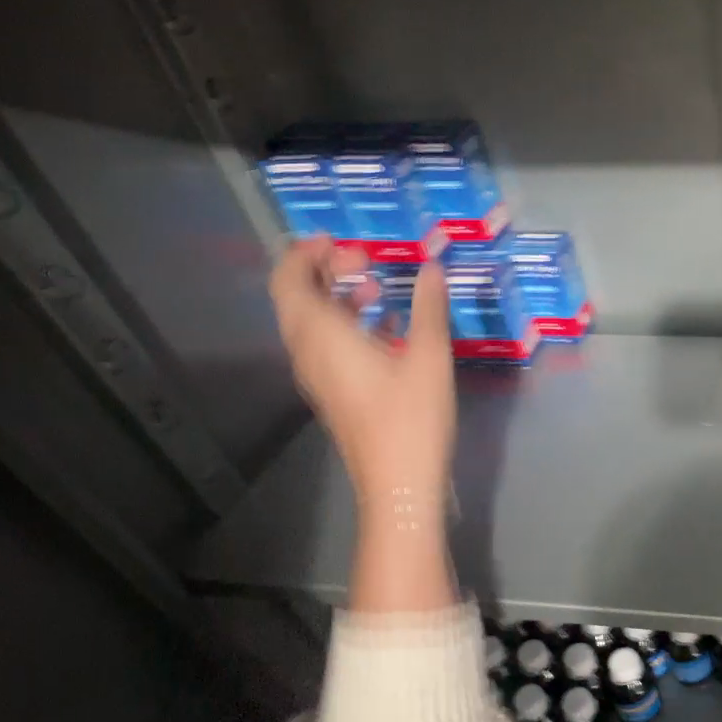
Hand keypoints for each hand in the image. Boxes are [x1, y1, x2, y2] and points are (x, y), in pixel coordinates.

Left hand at [269, 234, 454, 506]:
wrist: (399, 482)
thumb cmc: (412, 417)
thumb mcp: (429, 357)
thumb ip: (428, 308)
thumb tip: (430, 268)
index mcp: (323, 336)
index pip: (290, 281)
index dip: (305, 253)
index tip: (339, 239)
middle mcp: (309, 352)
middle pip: (298, 299)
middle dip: (324, 270)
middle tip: (365, 259)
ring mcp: (318, 375)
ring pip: (312, 323)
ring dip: (336, 297)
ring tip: (377, 287)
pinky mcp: (334, 392)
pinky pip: (326, 344)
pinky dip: (346, 323)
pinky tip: (387, 327)